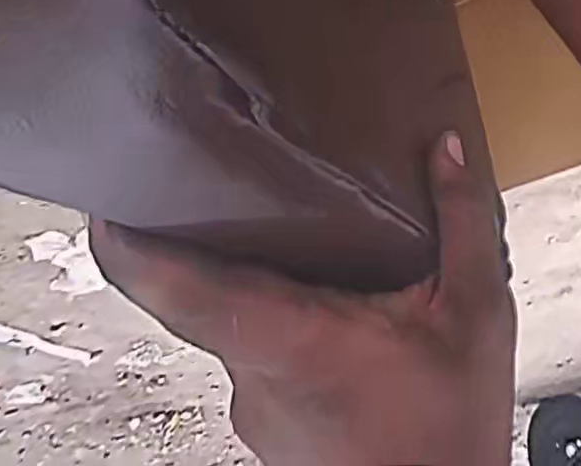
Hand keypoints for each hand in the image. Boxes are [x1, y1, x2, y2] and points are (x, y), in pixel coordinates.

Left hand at [90, 133, 515, 465]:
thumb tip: (447, 151)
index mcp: (295, 339)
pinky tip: (310, 285)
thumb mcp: (477, 314)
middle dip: (198, 231)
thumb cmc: (451, 429)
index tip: (103, 202)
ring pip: (227, 316)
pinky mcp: (267, 415)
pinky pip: (249, 341)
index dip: (133, 250)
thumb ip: (461, 221)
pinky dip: (264, 303)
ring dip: (241, 269)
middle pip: (199, 291)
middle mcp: (255, 375)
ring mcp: (254, 402)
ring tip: (270, 212)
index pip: (187, 292)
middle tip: (205, 165)